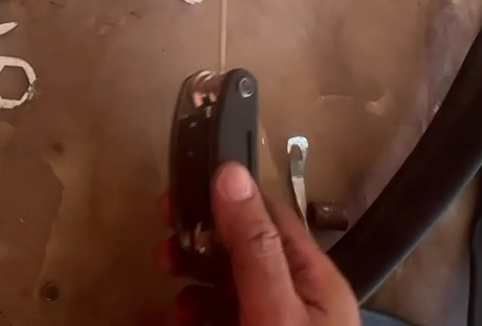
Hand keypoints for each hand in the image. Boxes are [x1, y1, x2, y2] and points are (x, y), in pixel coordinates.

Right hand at [176, 163, 358, 324]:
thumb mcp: (275, 311)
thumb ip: (254, 246)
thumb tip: (231, 171)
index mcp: (316, 280)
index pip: (268, 213)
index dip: (223, 196)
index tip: (179, 195)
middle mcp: (301, 299)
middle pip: (243, 250)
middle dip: (199, 245)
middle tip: (165, 251)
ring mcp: (280, 323)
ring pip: (228, 286)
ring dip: (193, 284)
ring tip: (172, 303)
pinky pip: (223, 315)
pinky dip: (197, 313)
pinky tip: (178, 318)